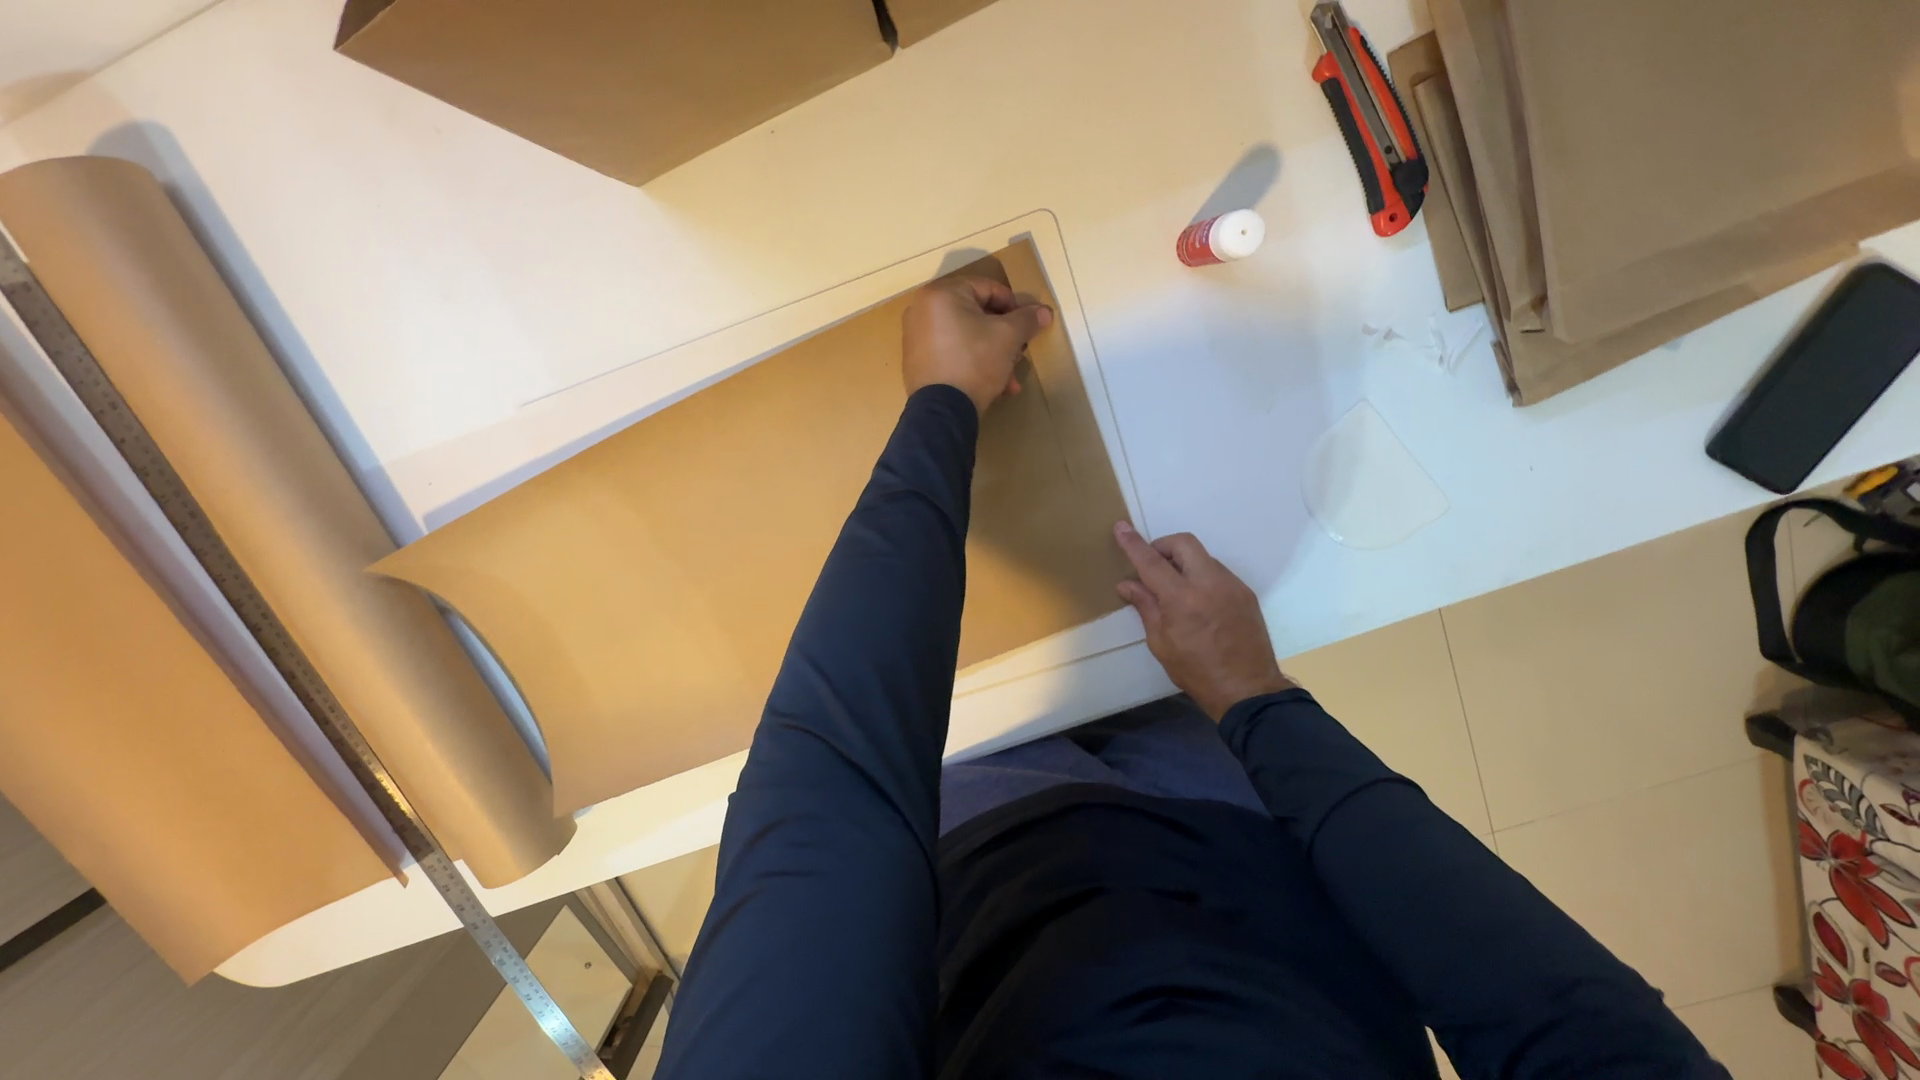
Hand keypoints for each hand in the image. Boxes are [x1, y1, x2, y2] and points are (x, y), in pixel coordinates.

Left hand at [902, 274, 1054, 414]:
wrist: (942, 411)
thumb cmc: (975, 362)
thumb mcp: (1008, 337)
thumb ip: (1027, 320)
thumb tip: (1045, 312)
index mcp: (941, 294)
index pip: (988, 288)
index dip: (1014, 306)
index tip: (1028, 326)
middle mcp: (922, 310)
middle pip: (976, 315)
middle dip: (1004, 337)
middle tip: (1020, 354)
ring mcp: (916, 337)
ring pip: (966, 338)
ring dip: (994, 355)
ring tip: (1010, 378)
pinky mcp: (916, 362)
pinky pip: (952, 354)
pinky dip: (973, 364)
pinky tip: (994, 387)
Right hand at [1113, 522, 1294, 720]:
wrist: (1248, 690)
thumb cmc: (1196, 672)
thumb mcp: (1161, 643)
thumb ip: (1146, 607)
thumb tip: (1128, 584)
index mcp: (1182, 598)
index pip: (1152, 561)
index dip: (1133, 543)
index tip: (1121, 528)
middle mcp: (1209, 583)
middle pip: (1183, 543)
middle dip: (1163, 546)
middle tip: (1152, 567)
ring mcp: (1232, 585)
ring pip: (1202, 557)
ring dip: (1183, 562)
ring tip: (1174, 590)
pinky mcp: (1245, 593)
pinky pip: (1217, 572)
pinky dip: (1201, 576)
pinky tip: (1197, 601)